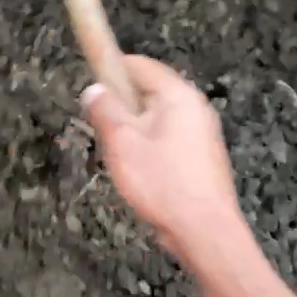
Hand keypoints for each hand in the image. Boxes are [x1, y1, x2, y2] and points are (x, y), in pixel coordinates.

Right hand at [82, 57, 245, 262]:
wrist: (205, 233)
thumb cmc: (161, 182)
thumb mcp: (120, 141)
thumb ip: (104, 109)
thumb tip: (94, 89)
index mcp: (176, 95)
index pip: (137, 64)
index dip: (109, 71)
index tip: (91, 91)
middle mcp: (194, 107)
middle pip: (146, 91)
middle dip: (120, 107)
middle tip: (104, 132)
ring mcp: (202, 132)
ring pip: (154, 117)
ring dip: (132, 130)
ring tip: (121, 158)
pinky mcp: (202, 156)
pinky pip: (167, 138)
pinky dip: (149, 146)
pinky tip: (141, 174)